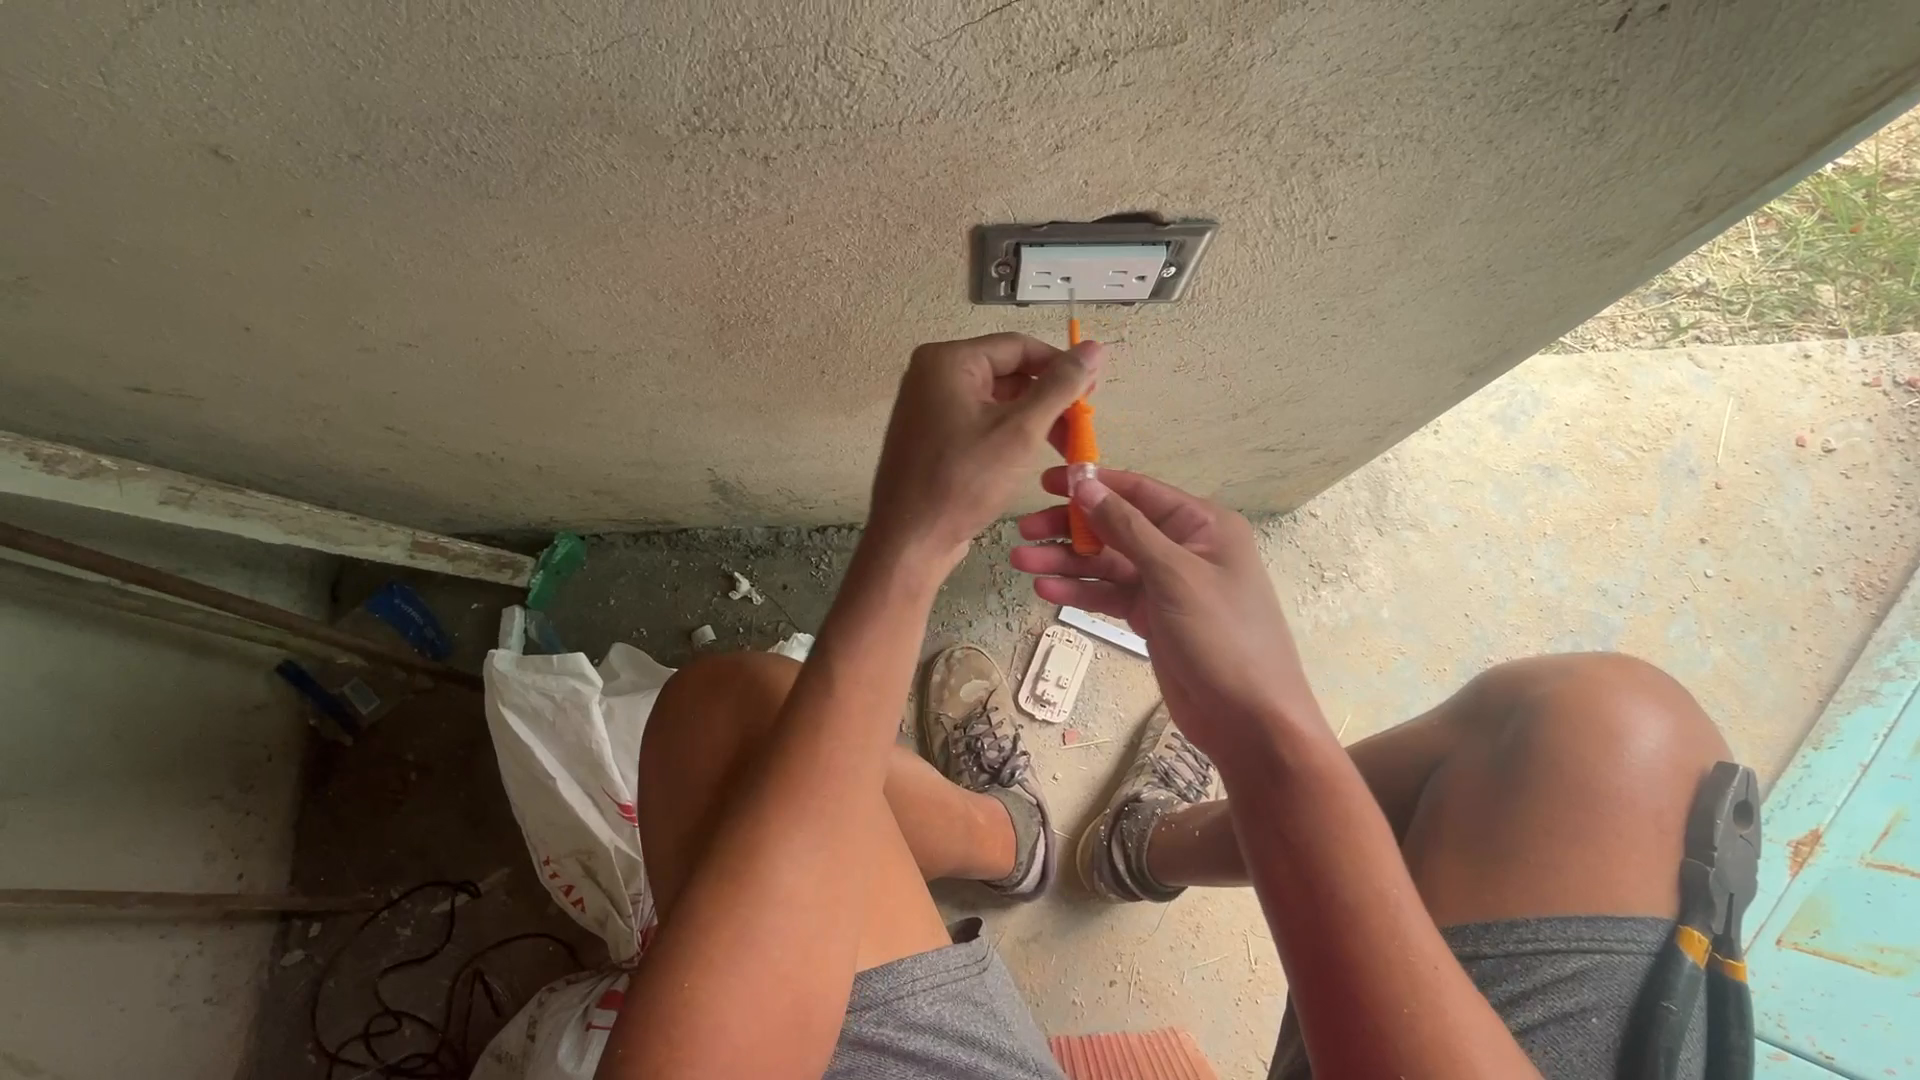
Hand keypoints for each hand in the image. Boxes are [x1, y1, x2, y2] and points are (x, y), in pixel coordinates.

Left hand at [866, 333, 1104, 572]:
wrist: (910, 540)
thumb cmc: (962, 482)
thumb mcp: (1020, 431)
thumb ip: (1059, 387)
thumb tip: (1094, 349)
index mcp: (948, 361)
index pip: (1019, 347)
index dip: (1061, 366)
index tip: (1094, 392)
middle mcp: (933, 376)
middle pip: (1008, 372)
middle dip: (1049, 398)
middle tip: (1081, 426)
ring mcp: (930, 408)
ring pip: (997, 401)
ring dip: (1034, 419)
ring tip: (1065, 447)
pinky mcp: (933, 437)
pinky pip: (980, 422)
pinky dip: (1009, 434)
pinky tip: (1032, 456)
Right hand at [1010, 469, 1327, 758]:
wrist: (1249, 720)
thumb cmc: (1222, 636)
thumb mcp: (1174, 574)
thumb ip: (1126, 527)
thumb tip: (1084, 483)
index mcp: (1201, 525)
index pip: (1137, 492)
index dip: (1092, 483)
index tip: (1045, 481)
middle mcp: (1183, 547)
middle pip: (1115, 526)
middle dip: (1069, 528)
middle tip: (1023, 530)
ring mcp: (1165, 584)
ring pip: (1106, 563)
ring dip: (1066, 561)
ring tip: (1021, 561)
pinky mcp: (1151, 617)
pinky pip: (1109, 594)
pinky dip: (1080, 591)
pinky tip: (1046, 589)